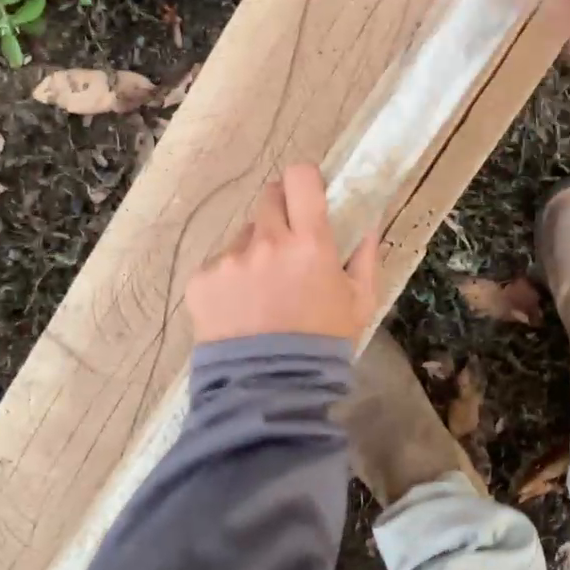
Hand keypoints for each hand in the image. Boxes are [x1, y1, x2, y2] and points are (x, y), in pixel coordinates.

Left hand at [186, 164, 378, 344]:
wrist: (268, 392)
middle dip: (279, 212)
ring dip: (254, 249)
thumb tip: (369, 225)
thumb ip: (365, 258)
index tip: (308, 194)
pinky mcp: (201, 281)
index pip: (300, 178)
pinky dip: (229, 279)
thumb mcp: (359, 303)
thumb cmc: (323, 344)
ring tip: (262, 290)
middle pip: (268, 197)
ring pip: (243, 234)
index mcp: (309, 243)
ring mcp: (230, 260)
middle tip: (286, 242)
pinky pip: (219, 264)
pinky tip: (240, 308)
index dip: (304, 180)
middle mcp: (267, 242)